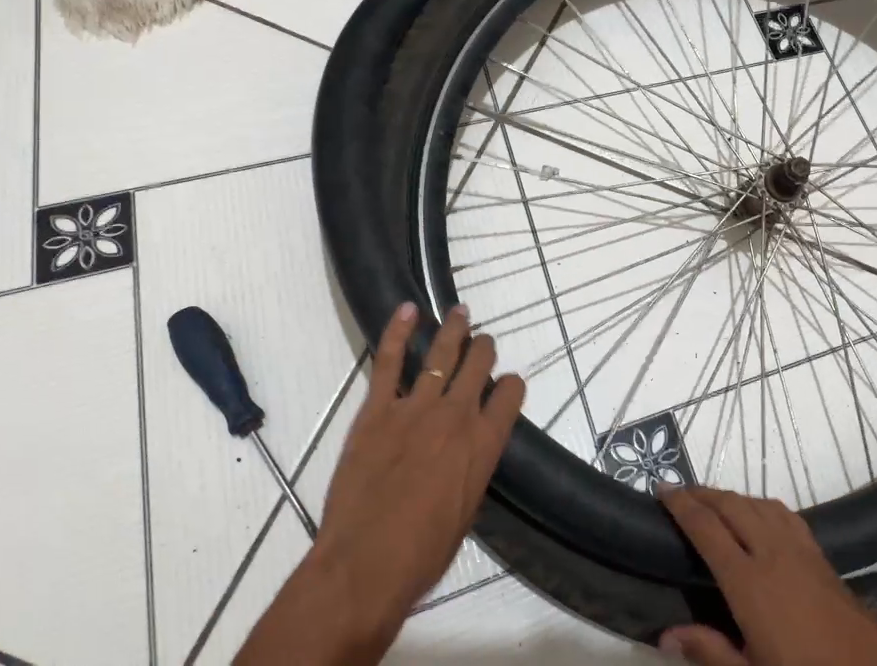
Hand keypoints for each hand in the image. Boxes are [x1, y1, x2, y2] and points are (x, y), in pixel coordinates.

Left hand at [236, 302, 524, 665]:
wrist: (364, 565)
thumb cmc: (423, 553)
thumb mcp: (467, 510)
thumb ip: (473, 468)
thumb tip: (470, 451)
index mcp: (485, 444)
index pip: (512, 393)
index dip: (511, 384)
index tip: (505, 385)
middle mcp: (457, 416)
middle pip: (480, 363)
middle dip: (484, 348)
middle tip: (482, 343)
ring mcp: (415, 408)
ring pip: (442, 354)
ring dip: (455, 329)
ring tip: (460, 312)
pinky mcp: (376, 411)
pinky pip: (390, 362)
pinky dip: (399, 332)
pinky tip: (408, 310)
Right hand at [658, 487, 876, 665]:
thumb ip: (709, 650)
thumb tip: (666, 634)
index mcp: (749, 582)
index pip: (707, 530)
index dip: (682, 506)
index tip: (662, 489)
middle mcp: (773, 553)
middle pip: (733, 506)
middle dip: (704, 494)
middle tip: (680, 492)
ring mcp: (800, 550)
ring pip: (760, 505)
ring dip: (733, 497)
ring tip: (713, 502)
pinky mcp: (820, 555)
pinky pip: (785, 515)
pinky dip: (761, 506)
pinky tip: (759, 516)